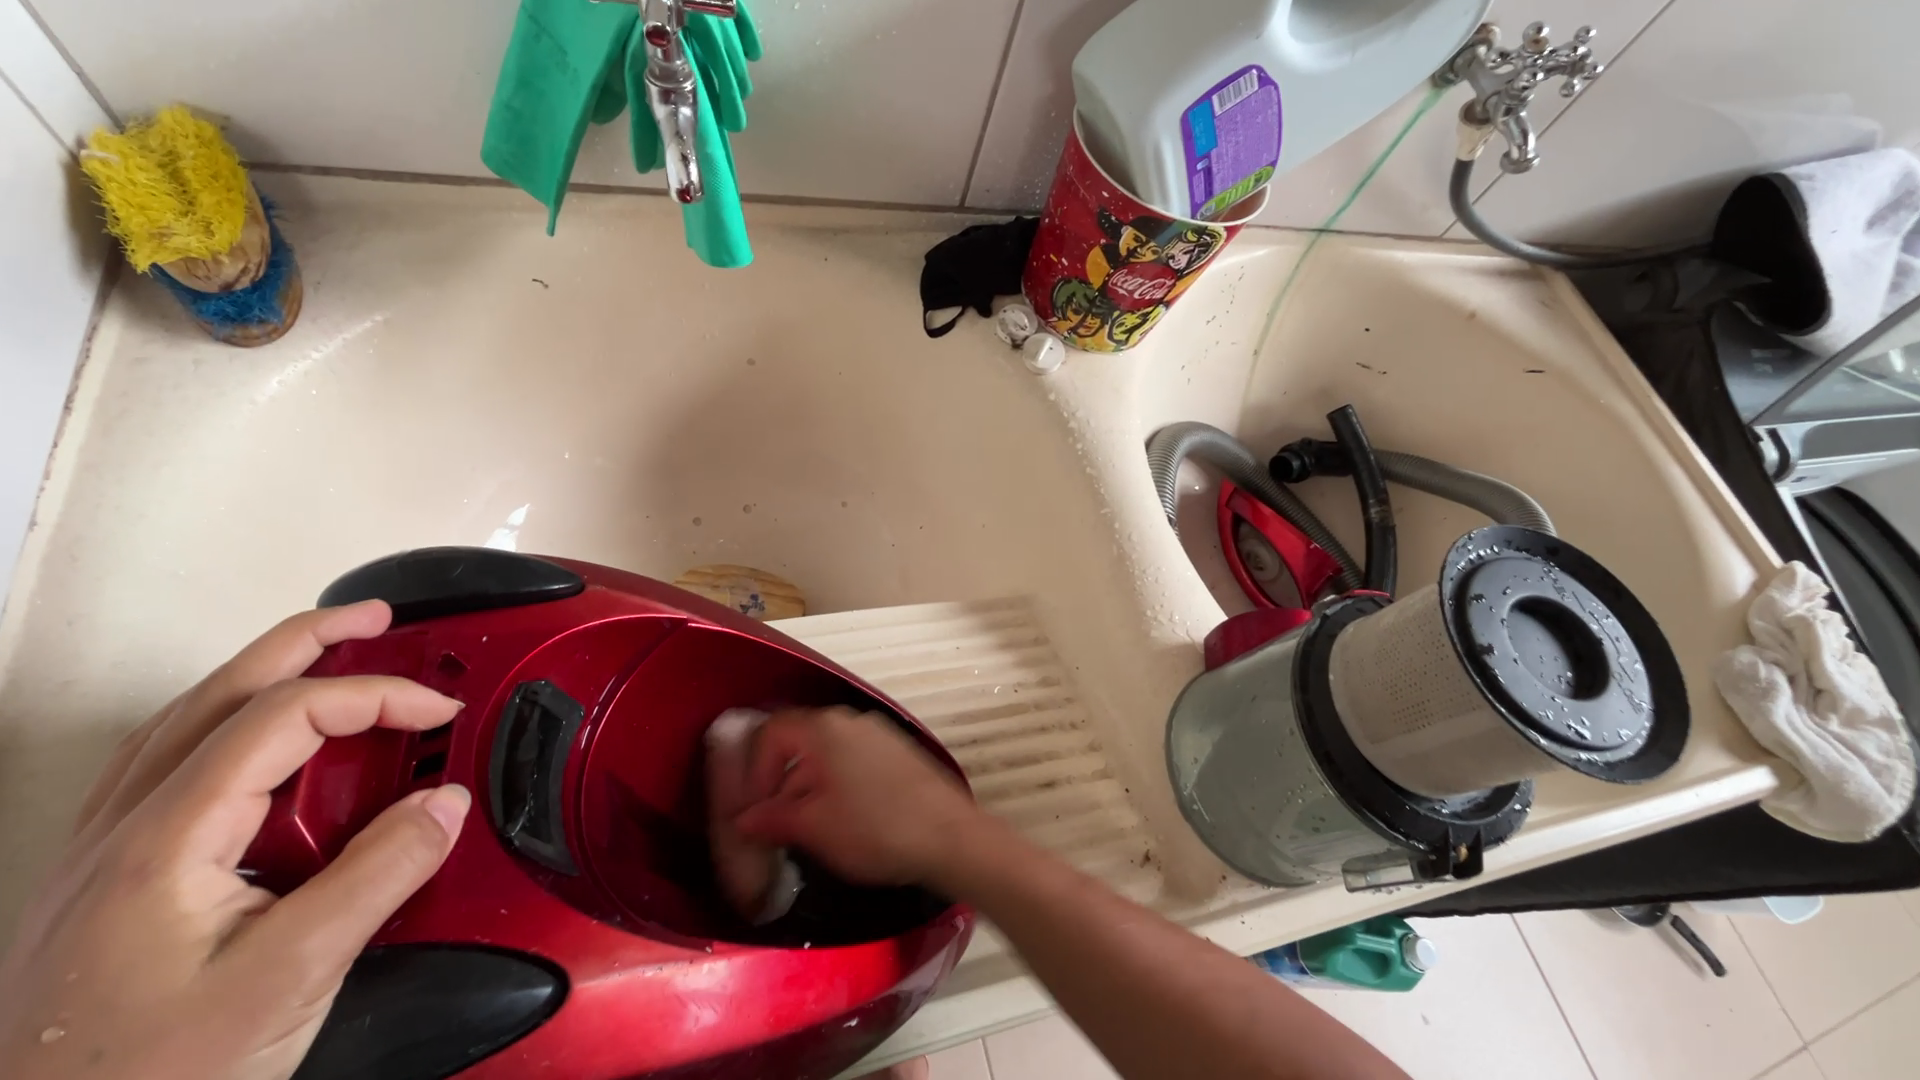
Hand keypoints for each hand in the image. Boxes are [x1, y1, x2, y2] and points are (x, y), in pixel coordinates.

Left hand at [0, 602, 470, 1079]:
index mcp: (165, 838)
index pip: (284, 717)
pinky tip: (261, 740)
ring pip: (186, 721)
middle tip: (376, 618)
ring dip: (265, 671)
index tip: (442, 714)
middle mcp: (124, 827)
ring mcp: (107, 851)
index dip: (376, 697)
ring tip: (328, 654)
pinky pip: (171, 765)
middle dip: (307, 640)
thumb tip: (445, 803)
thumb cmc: (152, 1074)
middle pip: (219, 693)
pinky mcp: (113, 878)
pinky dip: (231, 722)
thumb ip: (377, 878)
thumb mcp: (289, 976)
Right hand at [733, 708, 980, 886]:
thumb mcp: (814, 828)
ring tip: (809, 830)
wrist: (951, 837)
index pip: (770, 732)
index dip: (753, 769)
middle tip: (775, 824)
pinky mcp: (900, 753)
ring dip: (809, 788)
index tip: (753, 807)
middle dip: (780, 782)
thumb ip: (772, 818)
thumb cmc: (875, 828)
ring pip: (828, 755)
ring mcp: (880, 734)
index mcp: (824, 728)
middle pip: (799, 742)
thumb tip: (744, 818)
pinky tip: (844, 822)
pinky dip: (838, 786)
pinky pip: (854, 762)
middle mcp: (851, 721)